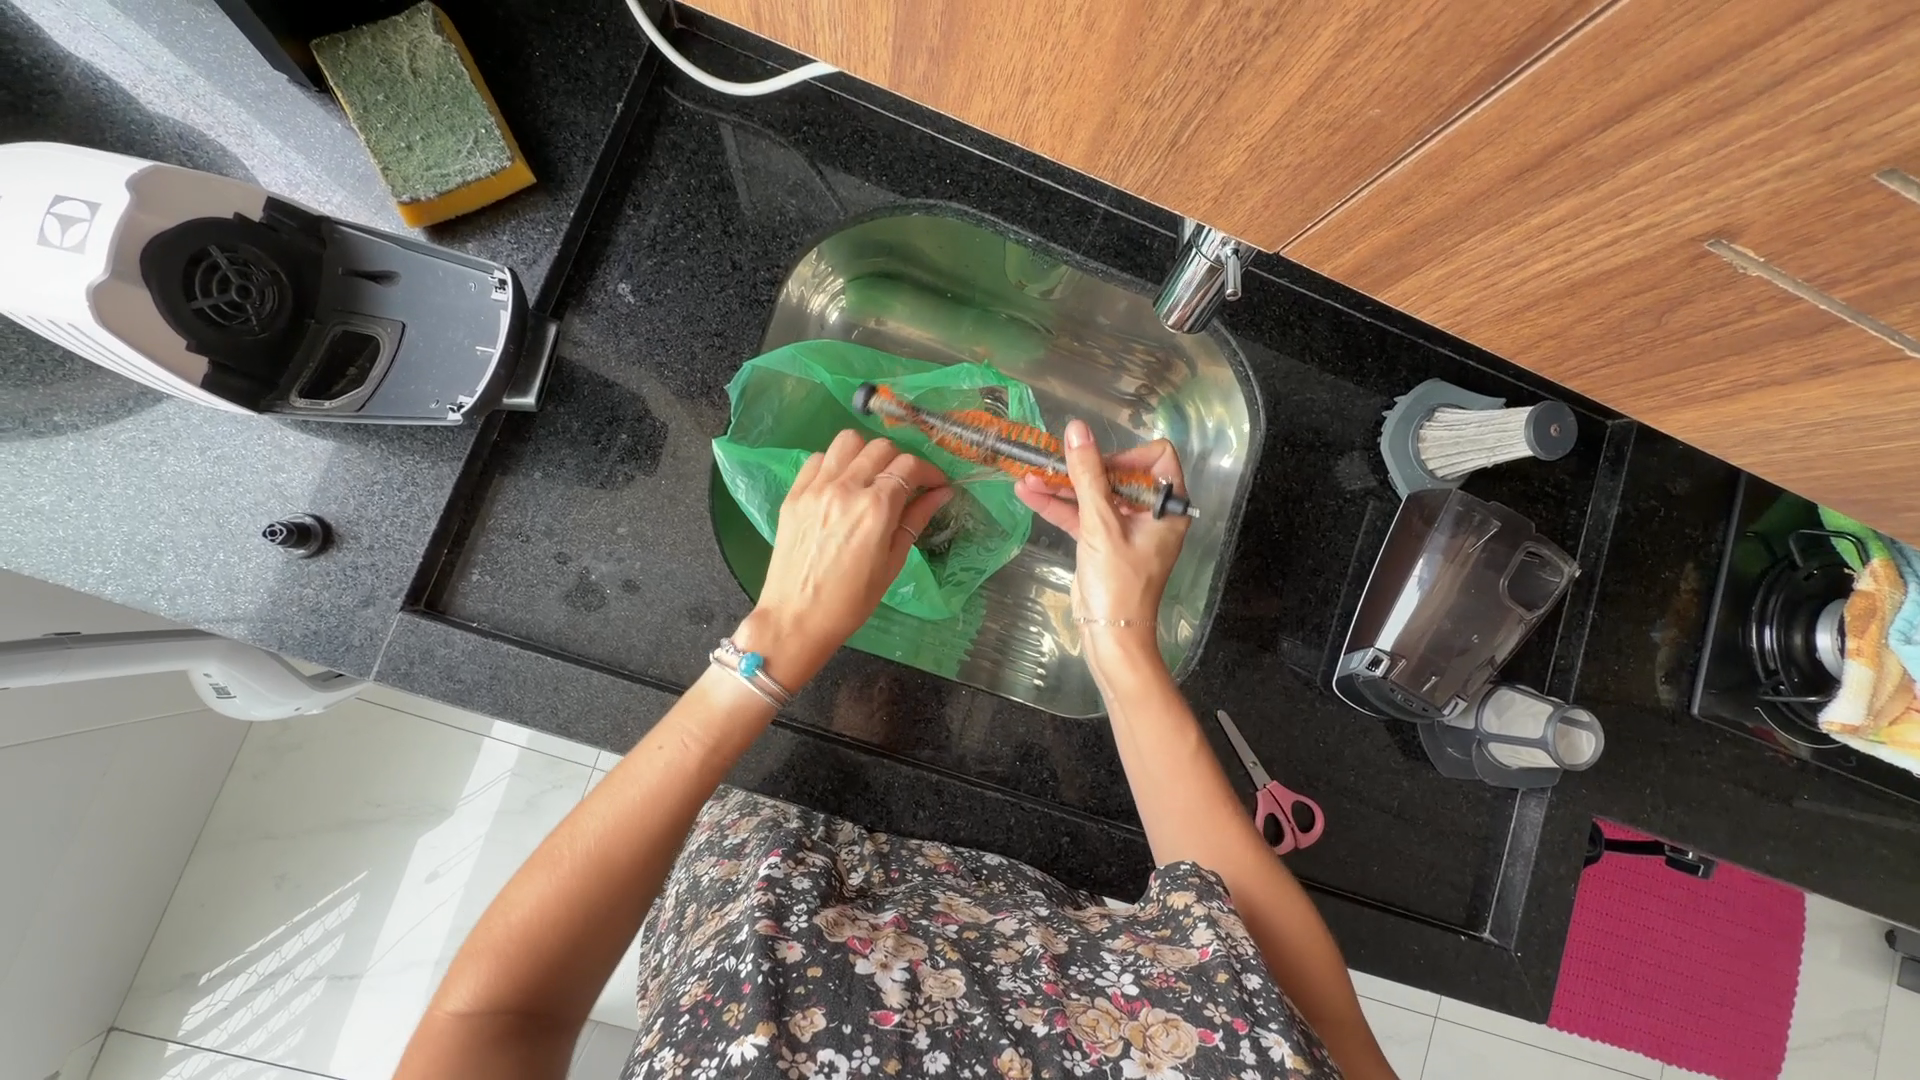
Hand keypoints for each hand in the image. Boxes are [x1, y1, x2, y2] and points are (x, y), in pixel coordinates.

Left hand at [737, 429, 952, 685]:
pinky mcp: (794, 494)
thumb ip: (916, 519)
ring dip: (867, 453)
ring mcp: (816, 488)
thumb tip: (941, 493)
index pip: (909, 466)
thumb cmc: (852, 601)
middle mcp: (846, 488)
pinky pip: (818, 459)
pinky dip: (836, 463)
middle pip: (881, 448)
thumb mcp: (893, 562)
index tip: (936, 485)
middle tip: (907, 484)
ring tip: (872, 476)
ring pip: (848, 442)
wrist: (796, 619)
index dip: (930, 472)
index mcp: (876, 508)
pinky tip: (841, 484)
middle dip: (901, 461)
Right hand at [1014, 419, 1188, 678]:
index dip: (1127, 456)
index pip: (1157, 459)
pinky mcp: (1101, 542)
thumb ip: (1088, 475)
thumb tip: (1076, 430)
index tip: (1100, 467)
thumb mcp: (1101, 525)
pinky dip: (1059, 506)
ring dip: (1063, 486)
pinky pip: (1081, 515)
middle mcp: (1149, 513)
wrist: (1110, 636)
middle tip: (1051, 463)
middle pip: (1117, 474)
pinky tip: (1029, 494)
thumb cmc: (1118, 582)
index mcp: (1167, 507)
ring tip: (1028, 476)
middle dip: (1083, 468)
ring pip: (1094, 495)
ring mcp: (1124, 528)